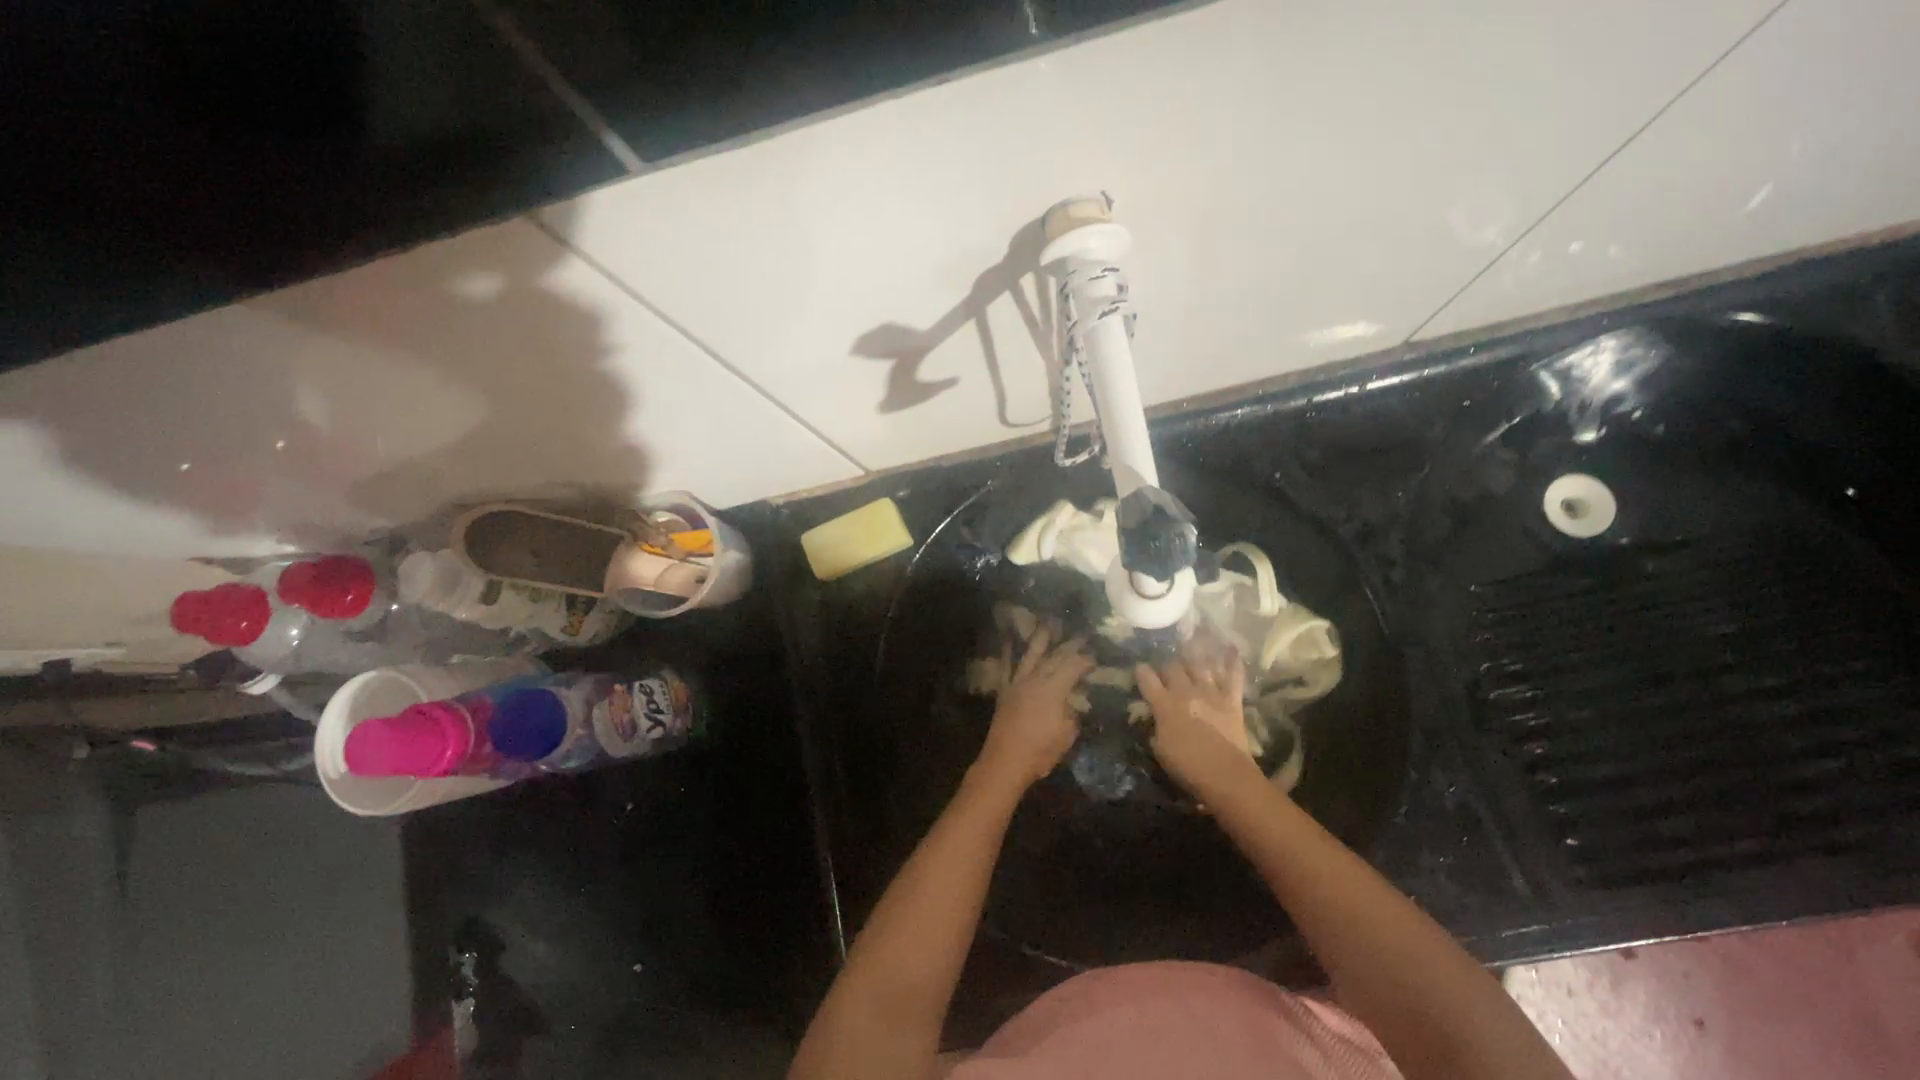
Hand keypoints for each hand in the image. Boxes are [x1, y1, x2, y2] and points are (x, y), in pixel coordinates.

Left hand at [974, 624, 1092, 791]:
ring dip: (1041, 638)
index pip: (1073, 667)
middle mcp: (1035, 680)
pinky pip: (1007, 667)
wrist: (1005, 762)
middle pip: (1054, 657)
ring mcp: (1018, 684)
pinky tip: (1009, 640)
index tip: (1096, 656)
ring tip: (1049, 623)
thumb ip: (1072, 714)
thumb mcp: (1067, 735)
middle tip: (1081, 635)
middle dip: (1069, 645)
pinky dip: (1008, 652)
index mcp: (1053, 690)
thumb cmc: (1040, 752)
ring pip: (1030, 655)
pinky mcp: (1005, 691)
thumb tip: (1074, 702)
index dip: (1086, 660)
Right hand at [1136, 636, 1261, 795]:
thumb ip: (1157, 726)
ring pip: (1200, 663)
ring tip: (1191, 639)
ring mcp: (1211, 692)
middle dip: (1167, 661)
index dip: (1141, 671)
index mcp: (1164, 704)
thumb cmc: (1187, 766)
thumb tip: (1156, 717)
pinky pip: (1233, 676)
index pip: (1147, 679)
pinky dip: (1233, 661)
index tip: (1139, 666)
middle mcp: (1185, 691)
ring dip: (1195, 651)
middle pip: (1173, 666)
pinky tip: (1232, 647)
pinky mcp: (1232, 699)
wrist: (1224, 774)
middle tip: (1165, 660)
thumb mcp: (1160, 748)